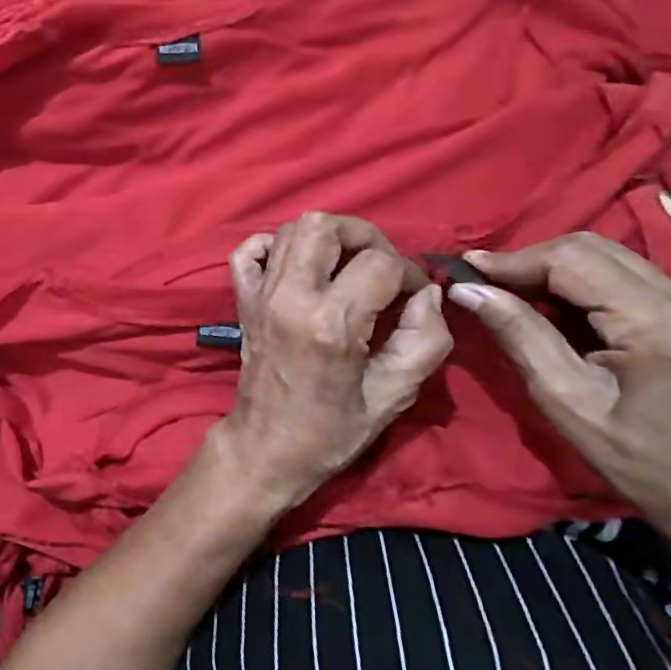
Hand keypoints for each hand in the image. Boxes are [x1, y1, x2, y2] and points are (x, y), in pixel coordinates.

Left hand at [216, 213, 452, 502]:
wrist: (267, 444)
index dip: (410, 273)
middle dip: (364, 236)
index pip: (379, 262)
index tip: (416, 298)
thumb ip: (424, 340)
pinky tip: (299, 267)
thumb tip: (430, 293)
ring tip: (348, 266)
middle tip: (381, 267)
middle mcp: (289, 296)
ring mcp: (258, 294)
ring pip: (288, 229)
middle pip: (322, 225)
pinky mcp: (240, 298)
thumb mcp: (394, 394)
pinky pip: (247, 251)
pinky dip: (273, 247)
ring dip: (326, 238)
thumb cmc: (333, 429)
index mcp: (329, 322)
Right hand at [448, 233, 670, 536]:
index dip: (512, 260)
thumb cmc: (643, 464)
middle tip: (485, 285)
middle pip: (595, 249)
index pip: (573, 261)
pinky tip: (562, 309)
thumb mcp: (564, 400)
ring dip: (556, 270)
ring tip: (515, 295)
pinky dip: (586, 284)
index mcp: (666, 328)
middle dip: (531, 260)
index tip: (462, 272)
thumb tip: (465, 288)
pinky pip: (634, 278)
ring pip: (614, 258)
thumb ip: (519, 334)